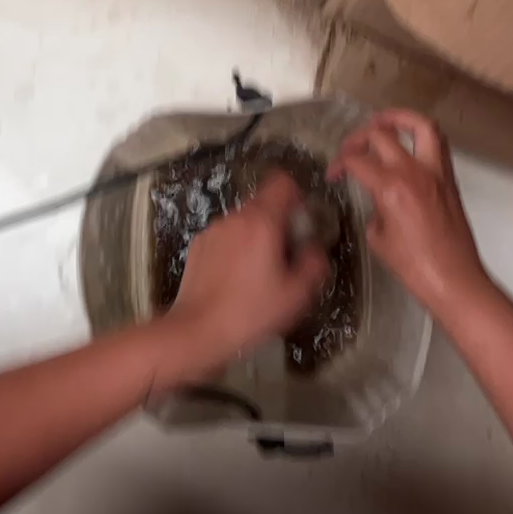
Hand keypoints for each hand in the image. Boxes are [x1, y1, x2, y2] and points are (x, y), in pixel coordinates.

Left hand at [162, 173, 328, 375]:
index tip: (301, 221)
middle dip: (277, 223)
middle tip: (283, 257)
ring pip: (243, 221)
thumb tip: (314, 249)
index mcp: (262, 222)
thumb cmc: (251, 312)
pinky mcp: (198, 244)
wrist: (198, 330)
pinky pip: (225, 236)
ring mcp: (213, 229)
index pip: (282, 183)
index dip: (296, 196)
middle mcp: (236, 217)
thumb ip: (314, 264)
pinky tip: (233, 278)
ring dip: (254, 236)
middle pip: (263, 203)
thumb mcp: (296, 295)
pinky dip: (233, 247)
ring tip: (256, 273)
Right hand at [332, 110, 490, 314]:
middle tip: (349, 151)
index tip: (332, 175)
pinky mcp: (449, 179)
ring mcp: (435, 172)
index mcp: (391, 187)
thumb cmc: (412, 266)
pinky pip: (437, 144)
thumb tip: (379, 198)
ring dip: (398, 118)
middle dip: (358, 137)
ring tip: (382, 122)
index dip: (338, 163)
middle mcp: (414, 171)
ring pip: (420, 125)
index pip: (357, 160)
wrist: (454, 280)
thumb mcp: (378, 237)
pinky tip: (406, 145)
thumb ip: (374, 207)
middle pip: (381, 133)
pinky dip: (419, 136)